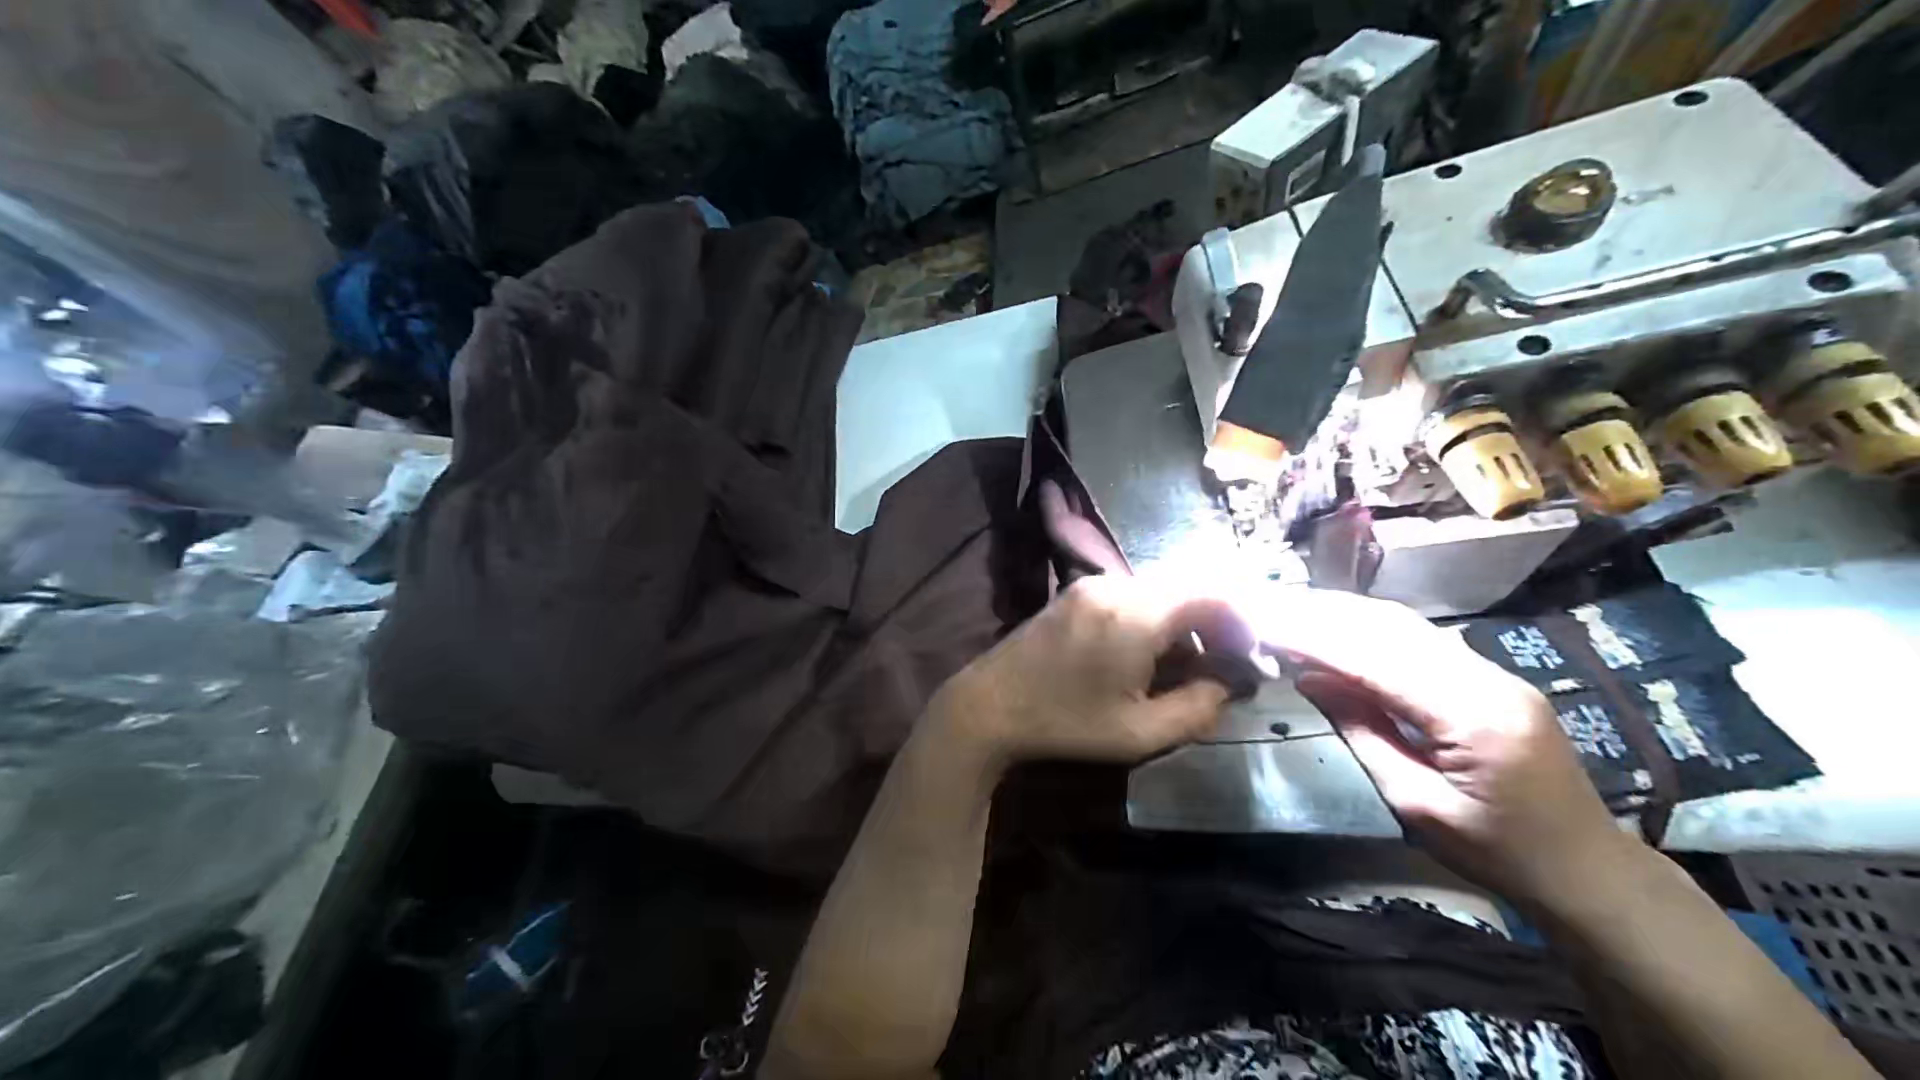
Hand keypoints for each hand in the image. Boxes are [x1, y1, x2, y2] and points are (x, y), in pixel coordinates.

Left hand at [929, 575, 1233, 769]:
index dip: (1243, 624)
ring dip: (1182, 622)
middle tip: (1222, 668)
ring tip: (1186, 667)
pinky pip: (1130, 594)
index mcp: (1136, 613)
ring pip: (1158, 590)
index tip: (1252, 659)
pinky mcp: (1072, 592)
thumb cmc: (1064, 724)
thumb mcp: (1139, 732)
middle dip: (1214, 625)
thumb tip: (1228, 685)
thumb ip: (1197, 708)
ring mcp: (1089, 584)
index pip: (1212, 596)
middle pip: (1186, 589)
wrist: (987, 705)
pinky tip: (1146, 654)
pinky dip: (1152, 617)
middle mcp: (1115, 584)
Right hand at [1249, 587, 1632, 905]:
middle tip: (1270, 608)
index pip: (1377, 661)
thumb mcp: (1416, 804)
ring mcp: (1495, 673)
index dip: (1315, 639)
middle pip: (1393, 628)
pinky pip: (1423, 640)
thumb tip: (1310, 680)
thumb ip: (1363, 732)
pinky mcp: (1492, 677)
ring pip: (1408, 626)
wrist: (1587, 869)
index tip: (1266, 627)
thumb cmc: (1498, 853)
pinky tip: (1339, 629)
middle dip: (1325, 614)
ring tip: (1293, 610)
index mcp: (1474, 717)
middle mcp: (1489, 680)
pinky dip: (1372, 629)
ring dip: (1347, 614)